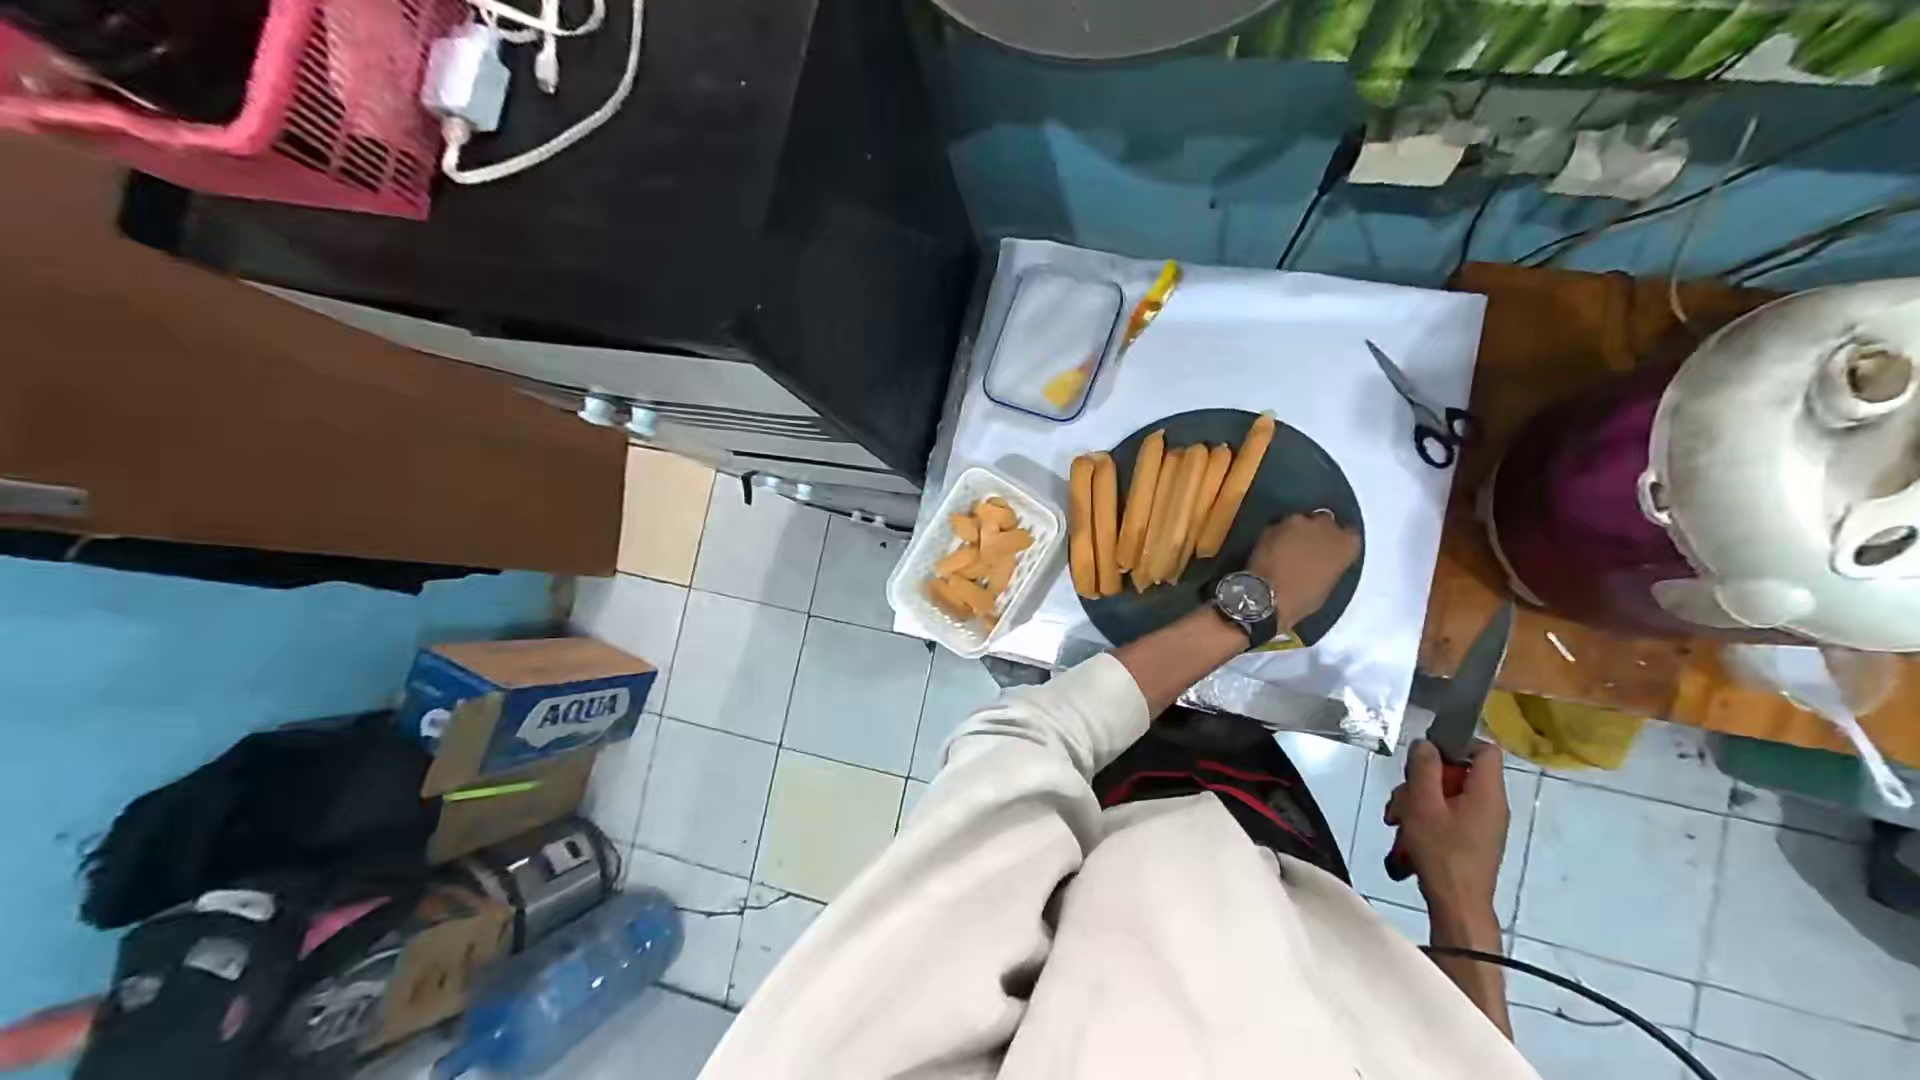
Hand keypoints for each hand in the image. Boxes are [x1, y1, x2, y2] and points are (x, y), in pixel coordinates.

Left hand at [1246, 513, 1360, 627]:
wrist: (1268, 596)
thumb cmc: (1305, 598)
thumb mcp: (1330, 582)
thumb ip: (1331, 562)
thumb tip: (1323, 559)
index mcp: (1348, 543)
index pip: (1349, 534)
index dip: (1337, 543)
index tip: (1329, 552)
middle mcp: (1325, 525)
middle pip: (1324, 522)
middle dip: (1317, 532)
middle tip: (1306, 549)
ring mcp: (1298, 522)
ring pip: (1300, 521)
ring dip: (1296, 532)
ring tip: (1286, 549)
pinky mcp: (1273, 524)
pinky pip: (1279, 527)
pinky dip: (1277, 535)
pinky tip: (1271, 549)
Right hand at [1385, 740, 1508, 931]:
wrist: (1457, 903)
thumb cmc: (1441, 851)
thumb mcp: (1423, 804)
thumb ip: (1423, 768)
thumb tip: (1426, 743)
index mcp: (1488, 792)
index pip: (1485, 749)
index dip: (1456, 743)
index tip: (1425, 754)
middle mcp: (1491, 804)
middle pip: (1457, 772)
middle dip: (1423, 778)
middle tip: (1402, 794)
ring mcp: (1482, 822)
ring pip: (1446, 793)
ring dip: (1417, 799)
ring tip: (1397, 818)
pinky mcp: (1472, 836)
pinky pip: (1448, 812)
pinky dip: (1426, 815)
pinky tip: (1406, 830)